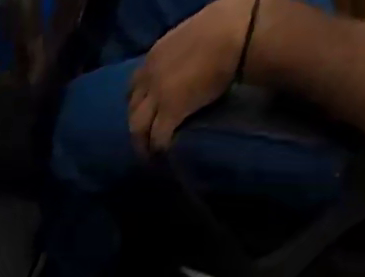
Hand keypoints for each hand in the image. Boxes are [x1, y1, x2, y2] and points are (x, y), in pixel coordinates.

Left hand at [128, 0, 250, 154]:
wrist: (232, 34)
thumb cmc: (219, 32)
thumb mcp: (184, 44)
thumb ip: (175, 62)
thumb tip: (179, 79)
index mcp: (152, 58)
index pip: (133, 88)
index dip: (136, 106)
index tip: (143, 117)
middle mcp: (149, 78)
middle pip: (131, 112)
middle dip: (135, 130)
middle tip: (143, 145)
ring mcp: (158, 95)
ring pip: (137, 128)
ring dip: (142, 144)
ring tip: (150, 156)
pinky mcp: (171, 111)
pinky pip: (158, 137)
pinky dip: (159, 148)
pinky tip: (164, 154)